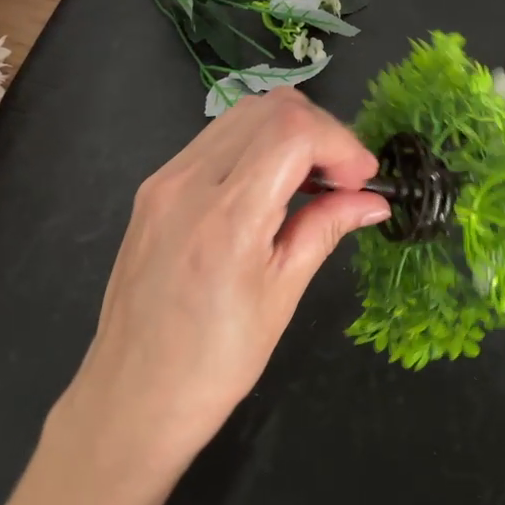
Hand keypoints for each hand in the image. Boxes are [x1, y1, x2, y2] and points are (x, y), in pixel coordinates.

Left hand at [65, 86, 387, 456]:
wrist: (131, 396)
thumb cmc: (215, 362)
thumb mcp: (282, 295)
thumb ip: (325, 229)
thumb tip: (372, 201)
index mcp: (226, 217)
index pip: (293, 131)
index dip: (340, 142)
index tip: (362, 180)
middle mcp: (188, 182)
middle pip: (270, 107)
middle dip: (320, 130)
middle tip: (342, 178)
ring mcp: (164, 179)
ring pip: (241, 114)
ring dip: (288, 132)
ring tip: (311, 180)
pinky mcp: (153, 187)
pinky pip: (214, 139)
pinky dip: (255, 145)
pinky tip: (270, 185)